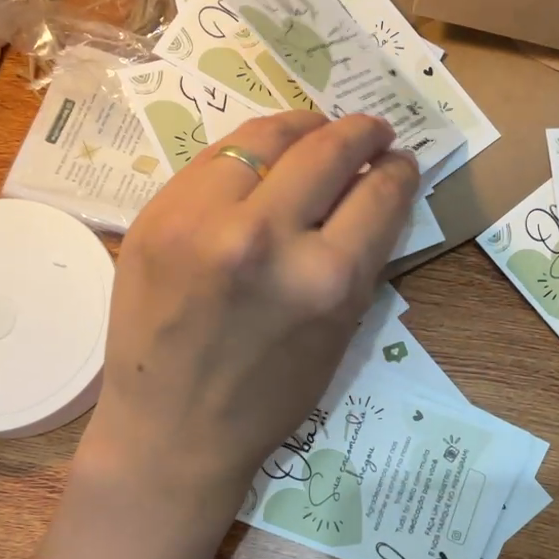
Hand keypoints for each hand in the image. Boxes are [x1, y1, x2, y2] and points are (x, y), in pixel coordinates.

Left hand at [81, 111, 417, 509]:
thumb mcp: (337, 336)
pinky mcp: (156, 215)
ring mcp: (201, 220)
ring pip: (267, 135)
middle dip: (362, 132)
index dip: (399, 170)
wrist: (170, 432)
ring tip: (320, 132)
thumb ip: (358, 260)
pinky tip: (263, 160)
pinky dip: (250, 153)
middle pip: (328, 148)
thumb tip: (373, 192)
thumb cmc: (267, 401)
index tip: (402, 162)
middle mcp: (265, 237)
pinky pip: (215, 159)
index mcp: (324, 281)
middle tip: (373, 131)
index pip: (379, 193)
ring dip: (306, 127)